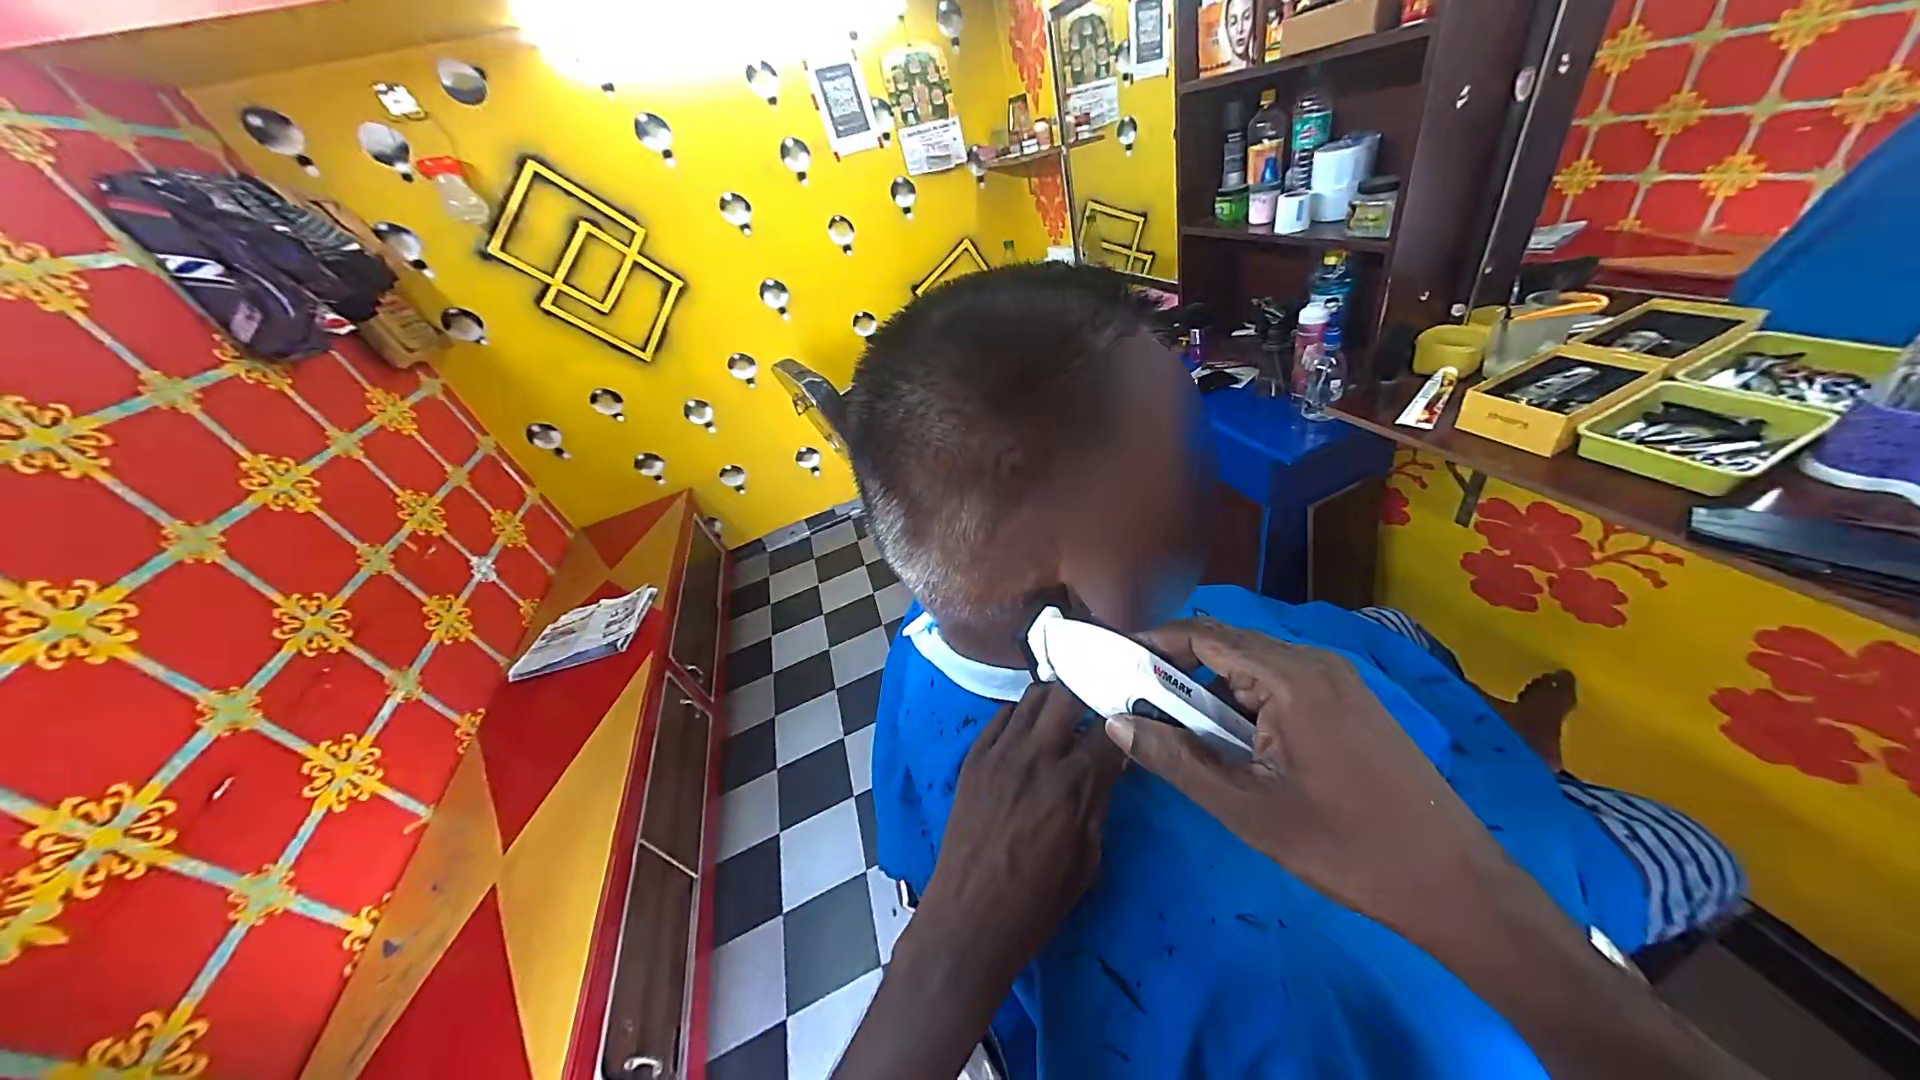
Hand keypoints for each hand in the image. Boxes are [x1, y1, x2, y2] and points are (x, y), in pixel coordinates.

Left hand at [918, 680, 1127, 966]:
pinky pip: (1002, 715)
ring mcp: (1001, 751)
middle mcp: (1038, 755)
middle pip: (1068, 693)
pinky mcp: (974, 756)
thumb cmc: (1038, 900)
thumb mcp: (1089, 857)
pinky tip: (1030, 728)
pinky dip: (1022, 714)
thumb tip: (1112, 765)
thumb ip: (1100, 801)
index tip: (1132, 717)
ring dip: (1055, 698)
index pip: (1111, 730)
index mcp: (1075, 784)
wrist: (970, 916)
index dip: (1126, 720)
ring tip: (1066, 709)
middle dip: (1089, 690)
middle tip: (1099, 698)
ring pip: (1033, 696)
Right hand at [1102, 620, 1759, 1079]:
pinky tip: (1239, 741)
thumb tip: (1116, 724)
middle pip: (1229, 645)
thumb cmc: (1347, 847)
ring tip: (1186, 729)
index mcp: (1291, 678)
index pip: (1203, 635)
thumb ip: (1176, 760)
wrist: (1460, 886)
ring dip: (1214, 689)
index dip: (1154, 641)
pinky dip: (1246, 700)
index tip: (1116, 657)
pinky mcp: (1352, 701)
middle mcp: (1316, 663)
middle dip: (1179, 668)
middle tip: (1141, 702)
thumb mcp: (1247, 809)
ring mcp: (1341, 680)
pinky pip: (1283, 682)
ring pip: (1255, 665)